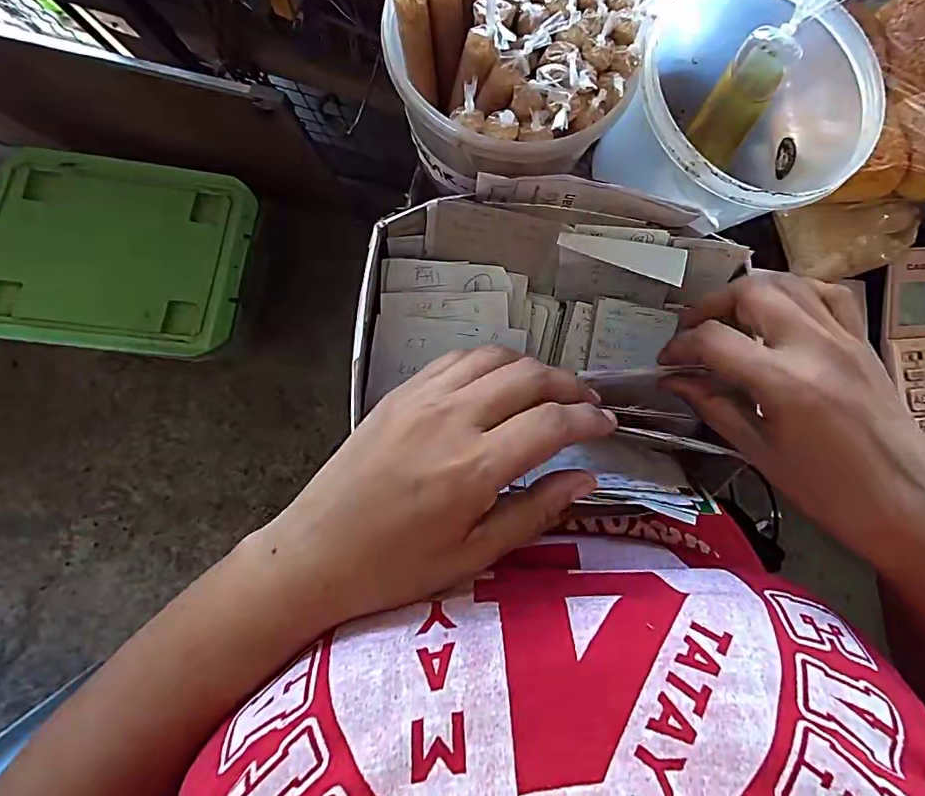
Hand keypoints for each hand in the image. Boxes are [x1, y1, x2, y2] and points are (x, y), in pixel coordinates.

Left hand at [244, 346, 615, 629]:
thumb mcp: (474, 555)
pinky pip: (455, 359)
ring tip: (549, 388)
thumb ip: (535, 511)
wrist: (317, 550)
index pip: (551, 422)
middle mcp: (451, 419)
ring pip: (494, 358)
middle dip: (569, 384)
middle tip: (587, 403)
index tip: (608, 424)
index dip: (589, 419)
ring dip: (531, 366)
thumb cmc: (396, 567)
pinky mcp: (400, 391)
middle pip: (528, 377)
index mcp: (473, 468)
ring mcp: (422, 398)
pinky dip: (488, 361)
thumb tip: (583, 478)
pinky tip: (497, 380)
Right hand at [658, 271, 924, 569]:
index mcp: (785, 382)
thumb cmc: (832, 495)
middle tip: (695, 331)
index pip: (715, 339)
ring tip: (732, 317)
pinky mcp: (864, 342)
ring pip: (788, 282)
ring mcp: (845, 339)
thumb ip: (714, 406)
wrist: (914, 510)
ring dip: (750, 292)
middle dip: (711, 304)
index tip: (668, 361)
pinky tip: (781, 313)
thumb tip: (675, 380)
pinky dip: (796, 292)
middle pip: (750, 291)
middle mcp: (815, 347)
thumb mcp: (761, 453)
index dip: (681, 346)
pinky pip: (828, 294)